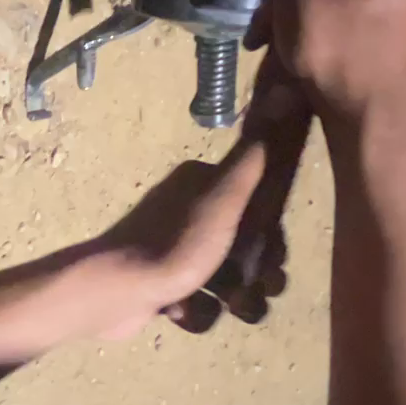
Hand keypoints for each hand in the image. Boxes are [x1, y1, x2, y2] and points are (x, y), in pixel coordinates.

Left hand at [71, 129, 272, 338]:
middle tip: (248, 291)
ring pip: (228, 281)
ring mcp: (174, 251)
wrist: (116, 294)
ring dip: (233, 300)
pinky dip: (196, 313)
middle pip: (248, 250)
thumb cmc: (175, 245)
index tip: (269, 262)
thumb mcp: (225, 198)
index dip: (272, 241)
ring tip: (225, 306)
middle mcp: (188, 213)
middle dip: (256, 276)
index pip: (261, 213)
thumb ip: (256, 157)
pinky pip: (199, 304)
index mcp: (202, 187)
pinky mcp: (162, 286)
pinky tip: (181, 312)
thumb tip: (289, 91)